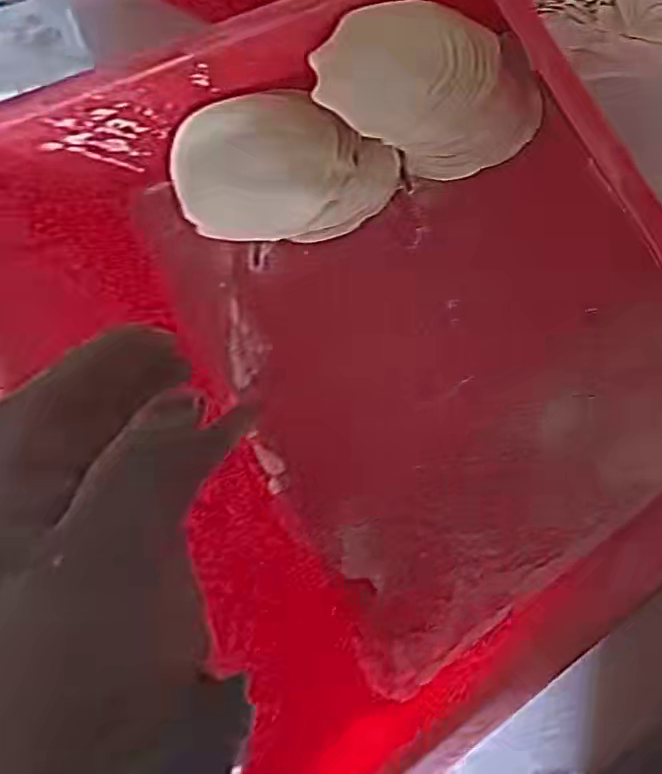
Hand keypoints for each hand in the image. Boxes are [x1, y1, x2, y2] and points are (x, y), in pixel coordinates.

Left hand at [0, 328, 252, 773]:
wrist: (104, 756)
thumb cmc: (72, 663)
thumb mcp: (101, 561)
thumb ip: (141, 472)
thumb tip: (182, 397)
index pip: (30, 421)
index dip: (92, 374)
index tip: (157, 335)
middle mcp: (26, 526)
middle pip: (64, 439)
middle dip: (122, 391)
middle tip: (184, 350)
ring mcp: (78, 549)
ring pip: (113, 464)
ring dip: (159, 421)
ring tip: (208, 388)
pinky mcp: (131, 567)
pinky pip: (155, 490)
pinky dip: (191, 458)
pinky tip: (230, 441)